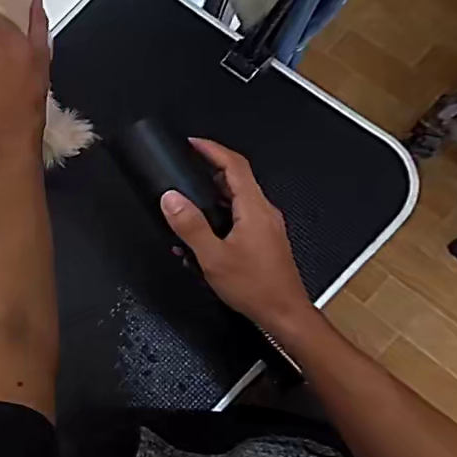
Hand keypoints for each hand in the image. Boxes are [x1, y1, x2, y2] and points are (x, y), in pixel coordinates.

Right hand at [159, 139, 318, 338]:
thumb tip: (171, 199)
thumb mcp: (213, 258)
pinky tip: (207, 235)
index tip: (194, 143)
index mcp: (254, 209)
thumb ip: (190, 226)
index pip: (235, 165)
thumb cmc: (256, 288)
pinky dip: (223, 216)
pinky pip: (243, 217)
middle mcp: (264, 213)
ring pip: (239, 199)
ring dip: (215, 197)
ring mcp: (268, 227)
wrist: (284, 313)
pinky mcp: (266, 240)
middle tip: (188, 170)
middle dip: (211, 171)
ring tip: (191, 204)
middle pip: (237, 179)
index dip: (213, 149)